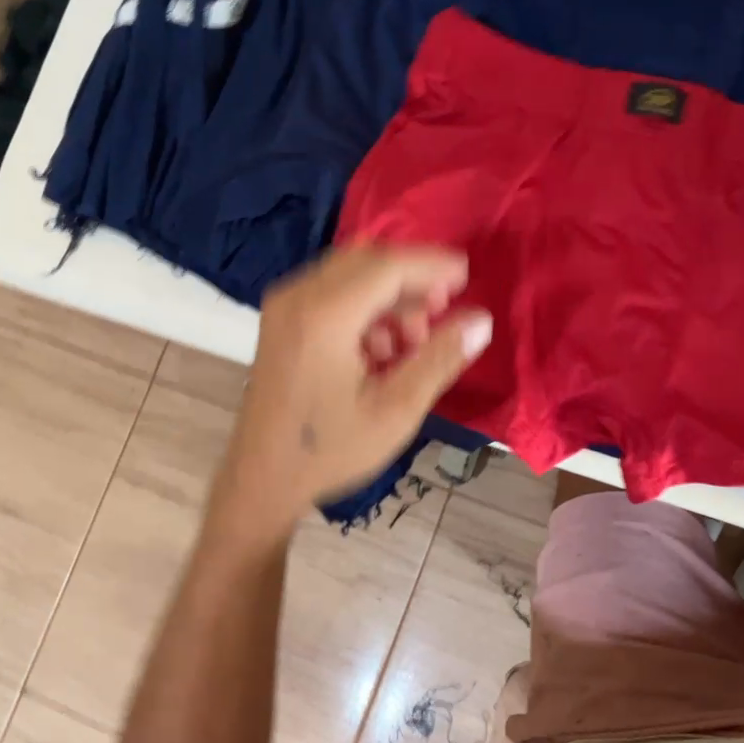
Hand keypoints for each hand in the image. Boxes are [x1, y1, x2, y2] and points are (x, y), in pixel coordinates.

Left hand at [217, 247, 492, 519]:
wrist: (262, 480)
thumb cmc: (330, 450)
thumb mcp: (396, 410)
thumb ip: (440, 358)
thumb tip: (481, 320)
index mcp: (325, 315)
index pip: (388, 266)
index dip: (432, 266)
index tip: (467, 276)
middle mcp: (298, 297)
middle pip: (367, 262)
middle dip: (411, 281)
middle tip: (443, 313)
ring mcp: (283, 307)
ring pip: (349, 275)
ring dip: (388, 297)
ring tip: (413, 344)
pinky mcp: (280, 322)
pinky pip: (330, 293)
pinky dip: (363, 308)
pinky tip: (380, 351)